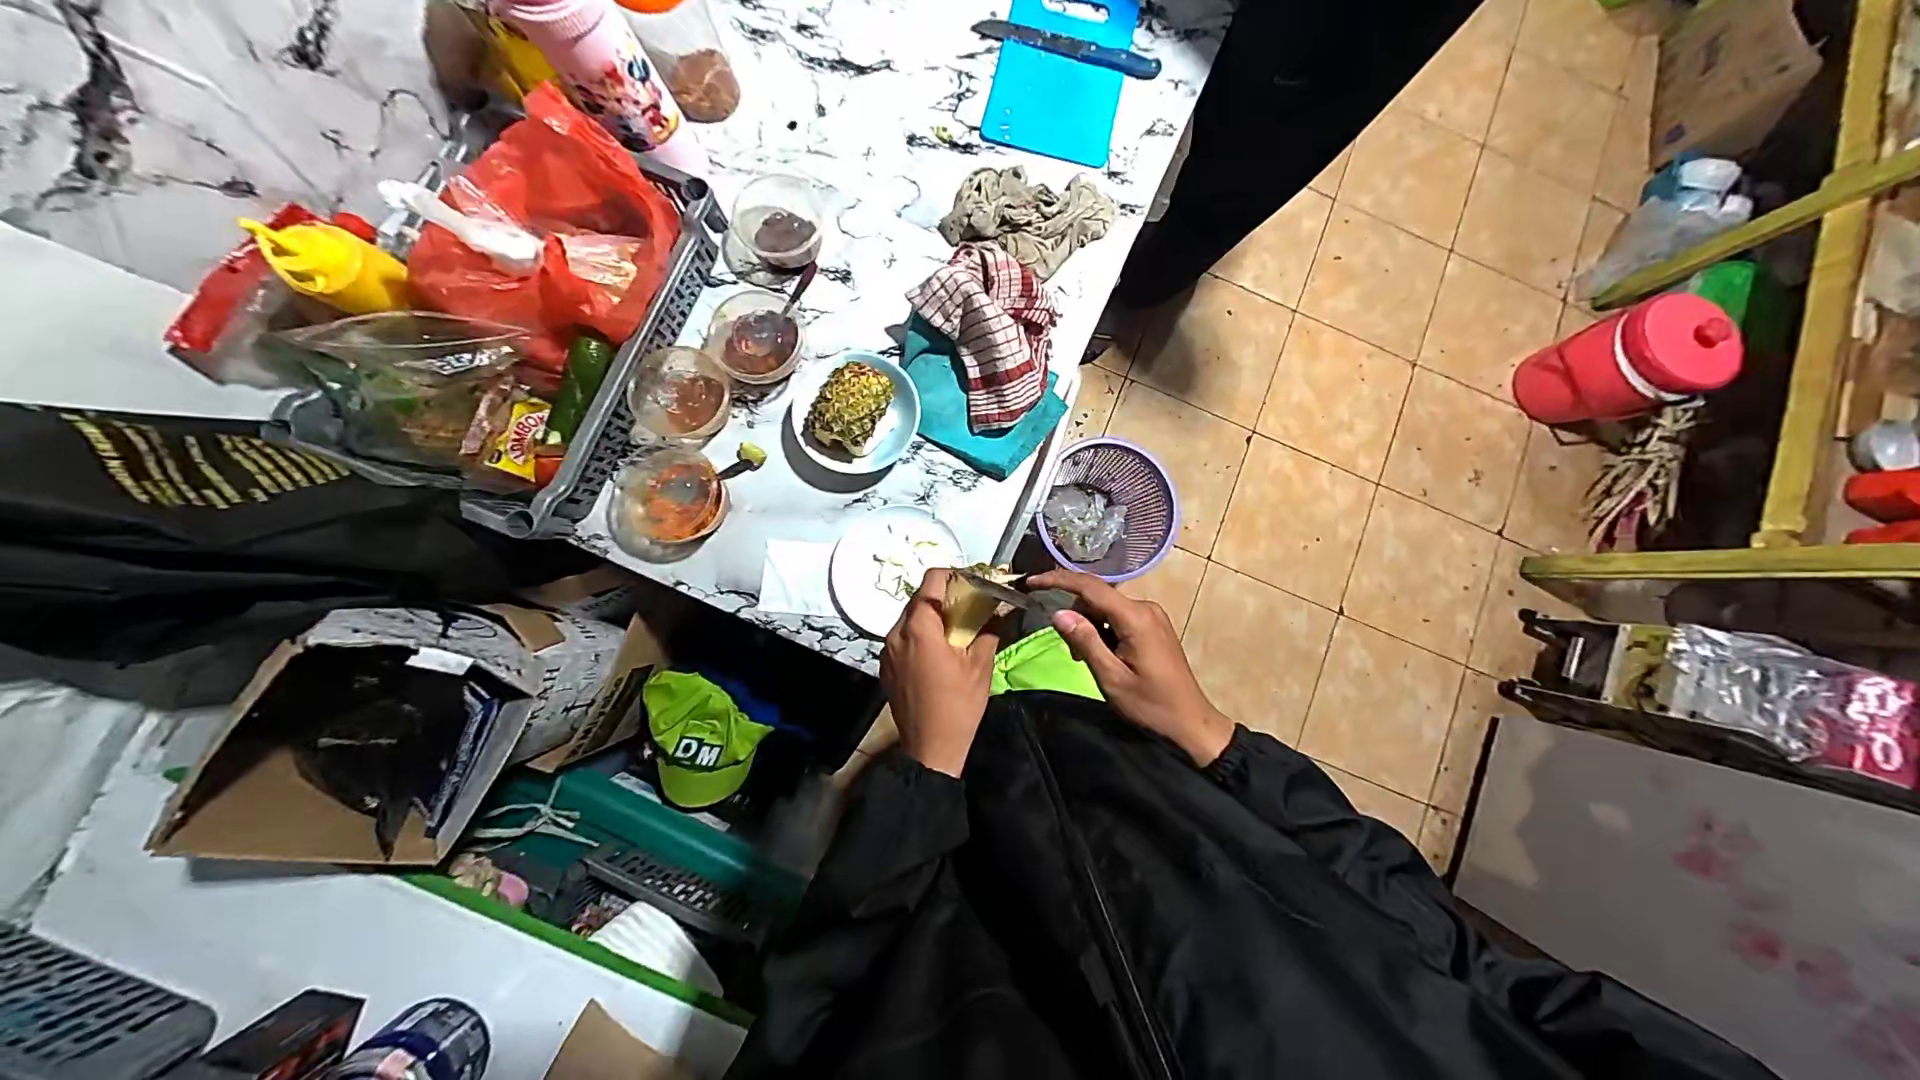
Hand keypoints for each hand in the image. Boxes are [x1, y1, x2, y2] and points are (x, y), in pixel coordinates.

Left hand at [879, 568, 999, 776]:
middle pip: (919, 599)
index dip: (953, 576)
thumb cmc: (958, 706)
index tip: (972, 586)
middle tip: (969, 607)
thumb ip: (988, 629)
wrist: (930, 749)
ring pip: (910, 618)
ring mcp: (887, 650)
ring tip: (956, 630)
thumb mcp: (981, 665)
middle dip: (945, 597)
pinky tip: (939, 652)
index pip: (931, 580)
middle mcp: (896, 633)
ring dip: (932, 617)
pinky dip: (920, 635)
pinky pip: (903, 638)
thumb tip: (999, 608)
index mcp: (919, 628)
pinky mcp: (885, 666)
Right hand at [1028, 568, 1233, 766]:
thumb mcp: (1111, 678)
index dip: (1057, 580)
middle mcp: (1145, 608)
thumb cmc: (1151, 705)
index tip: (1031, 583)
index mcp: (1135, 617)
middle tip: (1070, 652)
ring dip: (1089, 627)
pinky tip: (1103, 656)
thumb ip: (1084, 642)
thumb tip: (1057, 613)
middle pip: (1096, 597)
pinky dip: (1103, 631)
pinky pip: (1117, 617)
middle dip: (1075, 617)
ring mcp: (1151, 615)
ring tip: (1087, 660)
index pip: (1090, 587)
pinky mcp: (1153, 625)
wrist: (1190, 724)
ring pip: (1105, 608)